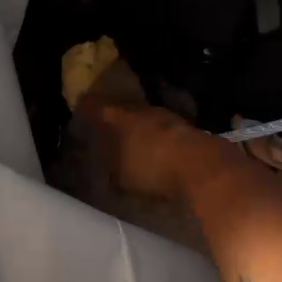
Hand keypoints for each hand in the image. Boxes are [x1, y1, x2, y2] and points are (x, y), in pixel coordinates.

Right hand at [81, 100, 217, 200]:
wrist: (201, 165)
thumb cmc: (153, 168)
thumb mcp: (122, 176)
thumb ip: (110, 170)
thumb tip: (104, 169)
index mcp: (120, 117)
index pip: (97, 106)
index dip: (87, 106)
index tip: (79, 104)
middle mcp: (141, 110)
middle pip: (123, 108)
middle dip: (115, 114)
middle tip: (108, 121)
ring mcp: (166, 116)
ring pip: (146, 116)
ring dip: (139, 124)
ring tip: (133, 135)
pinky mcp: (186, 128)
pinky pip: (164, 128)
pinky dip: (158, 134)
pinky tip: (158, 145)